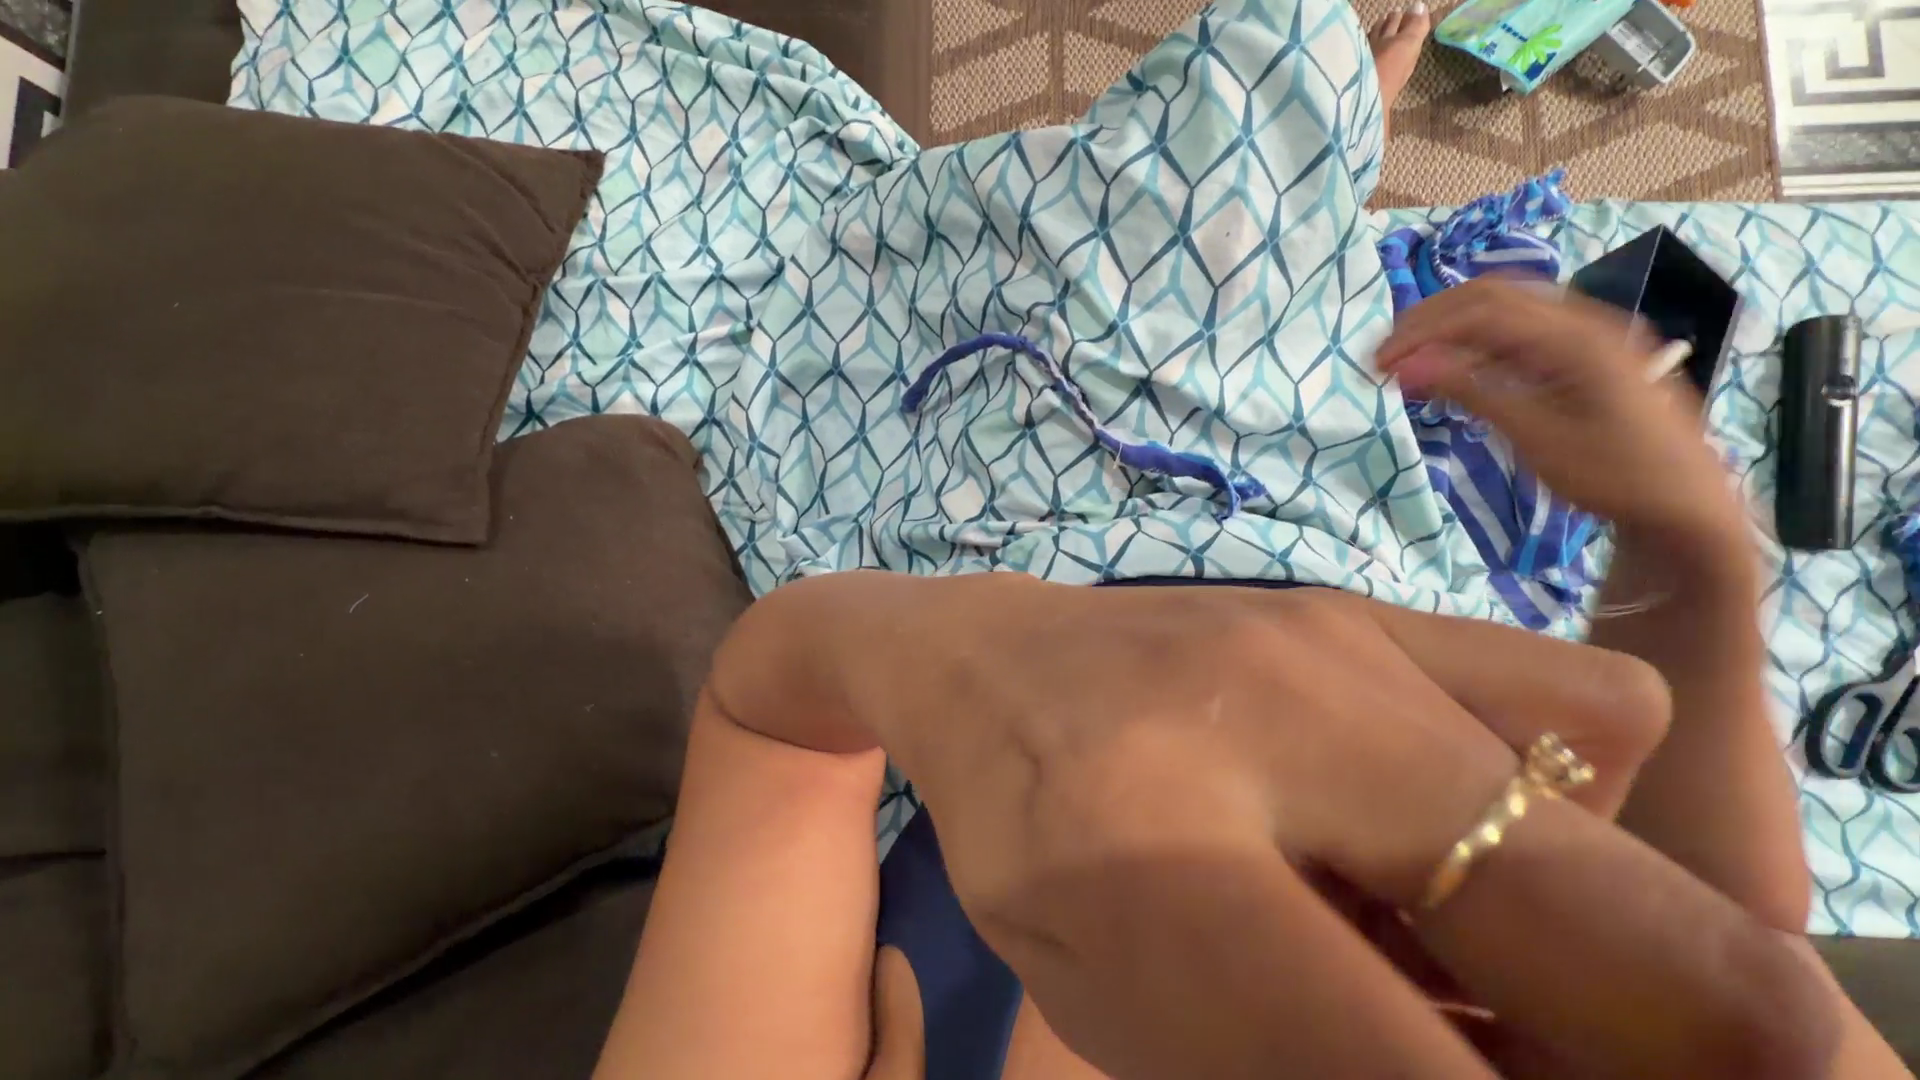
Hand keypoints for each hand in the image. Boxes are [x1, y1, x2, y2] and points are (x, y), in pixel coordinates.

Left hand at [709, 571, 1834, 1078]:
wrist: (990, 658)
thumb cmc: (1026, 844)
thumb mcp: (1113, 1004)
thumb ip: (1296, 1065)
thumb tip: (1503, 1076)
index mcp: (1153, 856)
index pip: (1397, 1064)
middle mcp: (1272, 722)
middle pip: (1627, 942)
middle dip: (1683, 1059)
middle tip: (1559, 1053)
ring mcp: (1333, 638)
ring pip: (1629, 837)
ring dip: (1621, 949)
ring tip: (1496, 961)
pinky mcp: (1362, 601)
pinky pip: (1590, 715)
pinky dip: (1581, 817)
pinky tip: (1470, 829)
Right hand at [1375, 278, 1747, 561]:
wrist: (1685, 505)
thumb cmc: (1613, 476)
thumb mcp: (1536, 437)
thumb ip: (1471, 391)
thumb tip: (1406, 366)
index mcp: (1576, 337)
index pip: (1480, 310)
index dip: (1421, 331)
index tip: (1378, 366)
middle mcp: (1583, 322)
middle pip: (1490, 295)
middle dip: (1430, 321)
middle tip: (1386, 357)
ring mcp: (1587, 336)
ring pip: (1503, 308)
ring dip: (1450, 327)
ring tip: (1409, 360)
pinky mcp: (1584, 355)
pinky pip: (1519, 331)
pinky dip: (1475, 342)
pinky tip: (1452, 367)